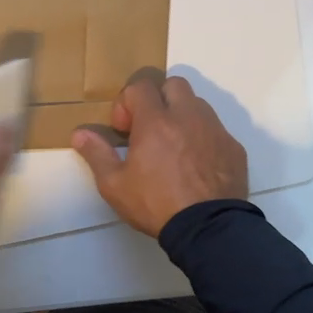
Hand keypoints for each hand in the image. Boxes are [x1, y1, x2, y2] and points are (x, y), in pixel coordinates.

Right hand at [70, 75, 247, 236]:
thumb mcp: (114, 184)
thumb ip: (96, 153)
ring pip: (197, 105)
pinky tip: (194, 165)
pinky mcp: (234, 147)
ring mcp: (215, 130)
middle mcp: (188, 116)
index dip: (126, 103)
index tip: (123, 131)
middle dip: (157, 99)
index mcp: (156, 121)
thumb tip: (79, 133)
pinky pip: (215, 129)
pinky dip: (201, 137)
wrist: (208, 228)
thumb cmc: (156, 204)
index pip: (140, 86)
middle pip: (173, 85)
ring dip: (180, 116)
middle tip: (147, 130)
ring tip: (171, 147)